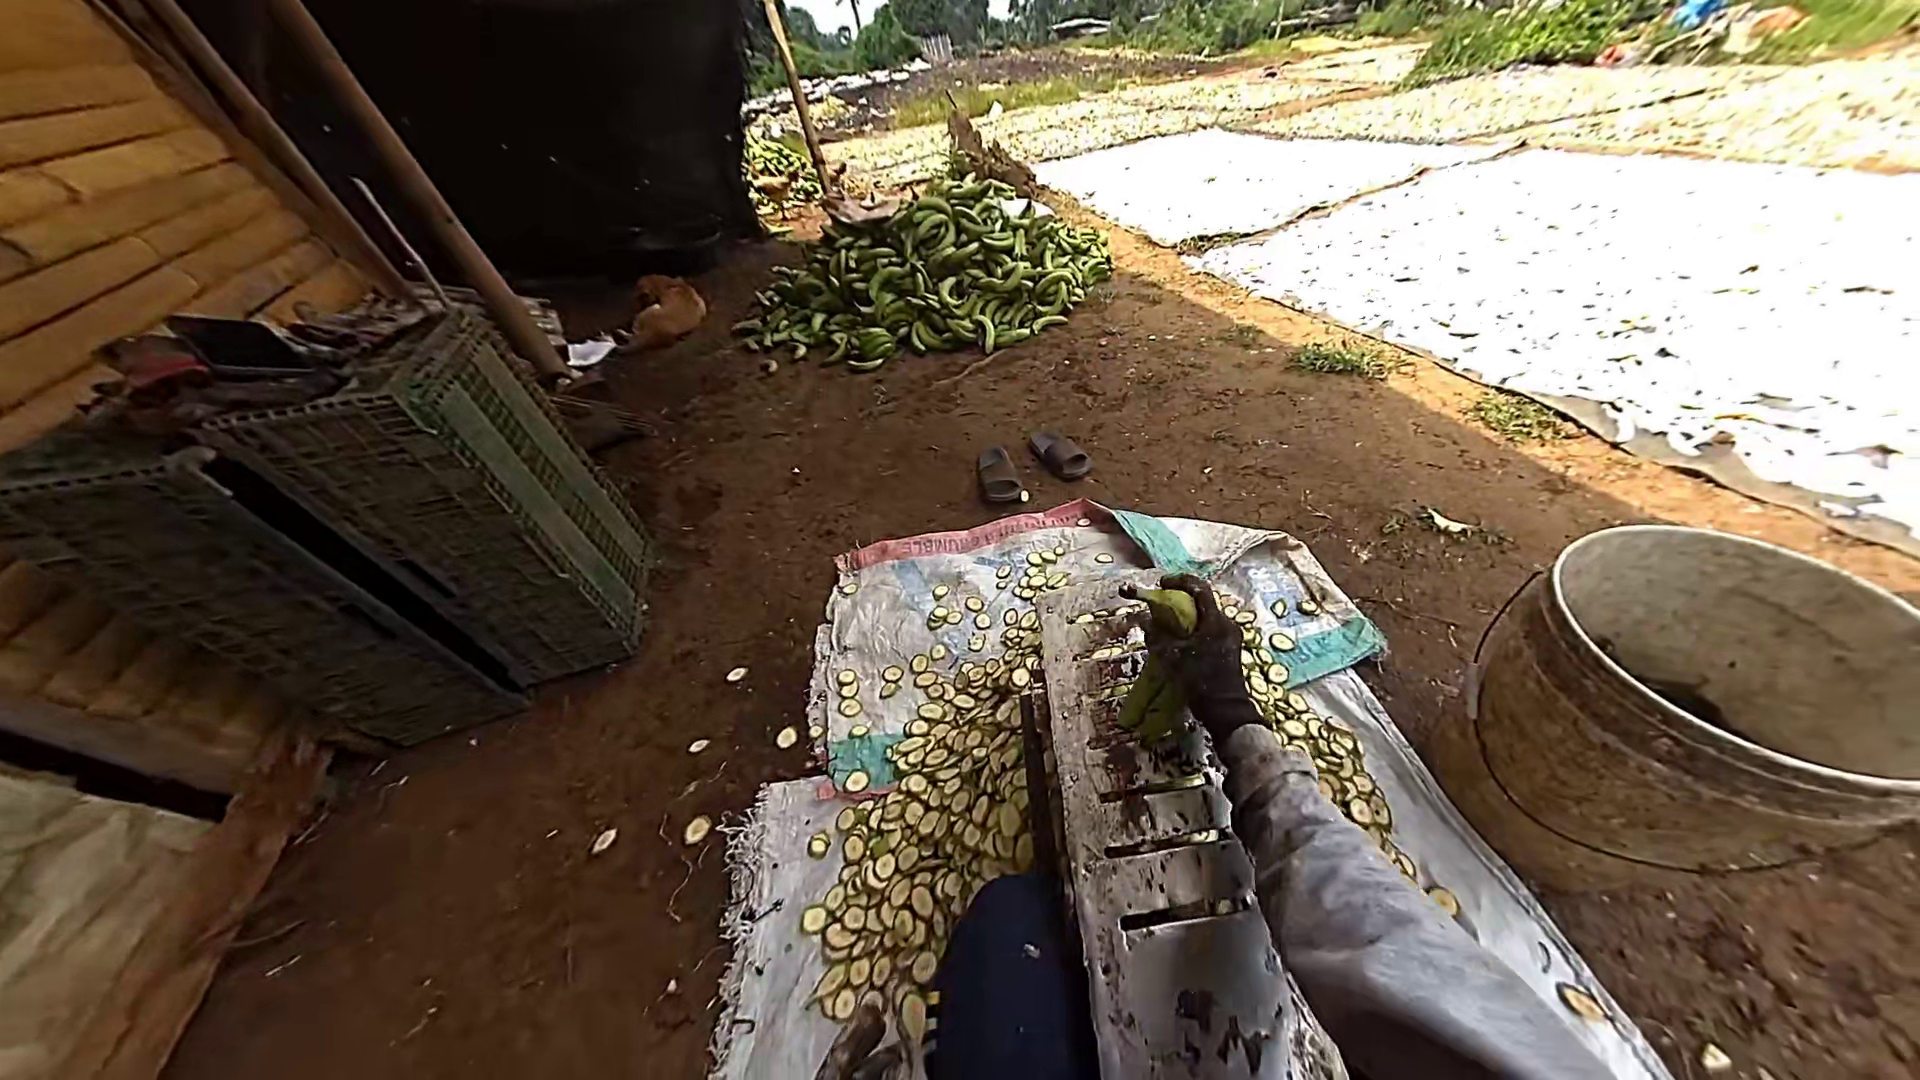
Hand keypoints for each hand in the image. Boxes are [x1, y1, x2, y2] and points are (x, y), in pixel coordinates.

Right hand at [1130, 573, 1260, 741]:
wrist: (1226, 710)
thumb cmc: (1201, 680)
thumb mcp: (1173, 656)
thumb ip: (1158, 635)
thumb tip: (1146, 620)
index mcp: (1216, 621)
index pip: (1200, 589)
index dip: (1180, 581)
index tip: (1162, 583)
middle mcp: (1227, 625)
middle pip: (1203, 602)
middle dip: (1180, 599)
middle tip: (1161, 602)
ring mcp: (1230, 637)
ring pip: (1204, 616)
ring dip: (1185, 615)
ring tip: (1166, 622)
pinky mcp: (1228, 648)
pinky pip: (1208, 629)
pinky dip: (1192, 628)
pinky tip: (1178, 640)